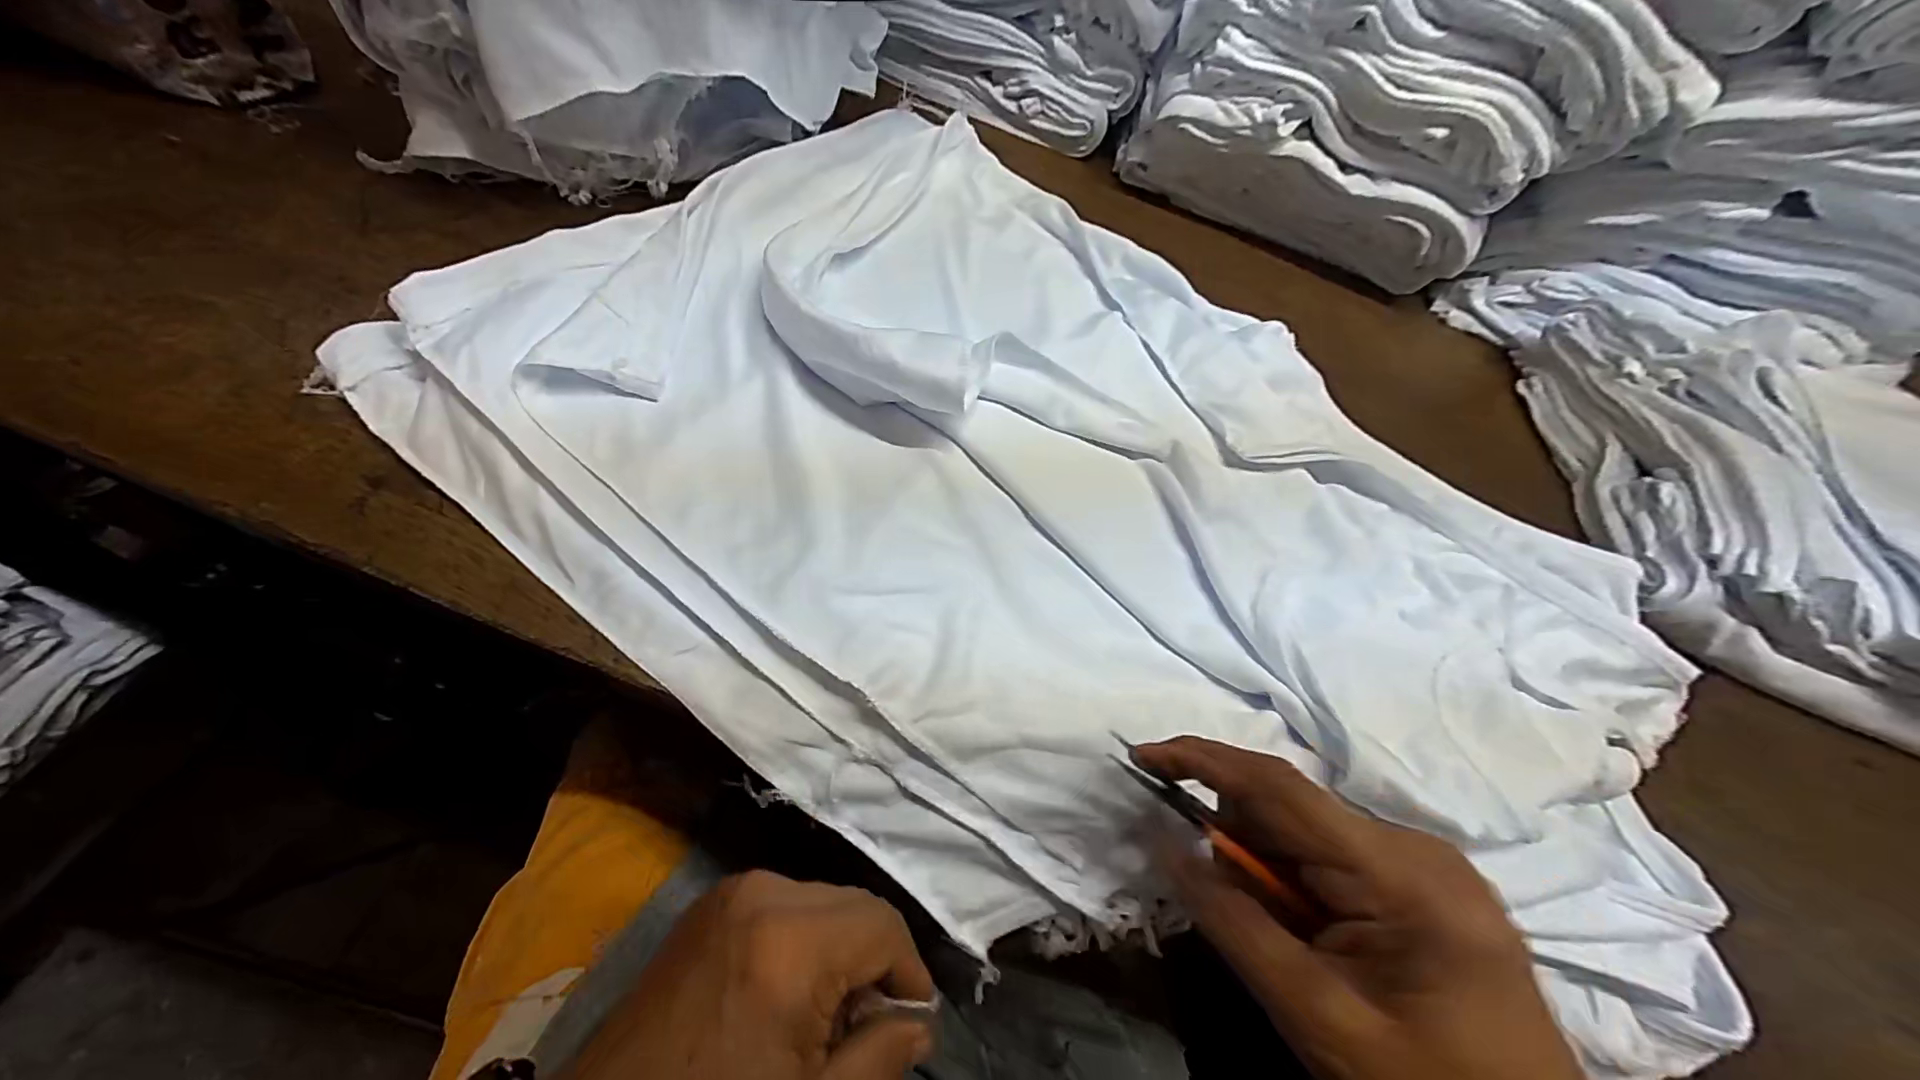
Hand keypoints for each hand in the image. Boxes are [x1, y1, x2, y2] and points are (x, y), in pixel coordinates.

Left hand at [561, 870, 936, 1079]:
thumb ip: (879, 1058)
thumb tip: (918, 1026)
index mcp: (790, 940)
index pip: (884, 925)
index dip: (910, 973)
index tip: (911, 1022)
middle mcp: (763, 894)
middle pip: (854, 906)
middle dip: (874, 959)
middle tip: (866, 1026)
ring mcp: (730, 893)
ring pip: (821, 901)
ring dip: (839, 947)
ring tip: (824, 1014)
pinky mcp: (707, 906)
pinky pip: (782, 904)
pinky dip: (802, 938)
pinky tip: (785, 993)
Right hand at [1134, 737, 1583, 1079]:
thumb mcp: (1316, 1015)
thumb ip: (1235, 924)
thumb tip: (1167, 845)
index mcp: (1400, 873)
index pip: (1280, 787)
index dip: (1203, 759)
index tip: (1141, 755)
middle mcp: (1415, 846)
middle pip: (1291, 810)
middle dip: (1238, 842)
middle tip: (1223, 905)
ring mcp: (1426, 863)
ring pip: (1307, 832)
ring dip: (1267, 870)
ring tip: (1286, 943)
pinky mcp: (1424, 882)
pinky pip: (1333, 855)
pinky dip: (1296, 883)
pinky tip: (1309, 935)